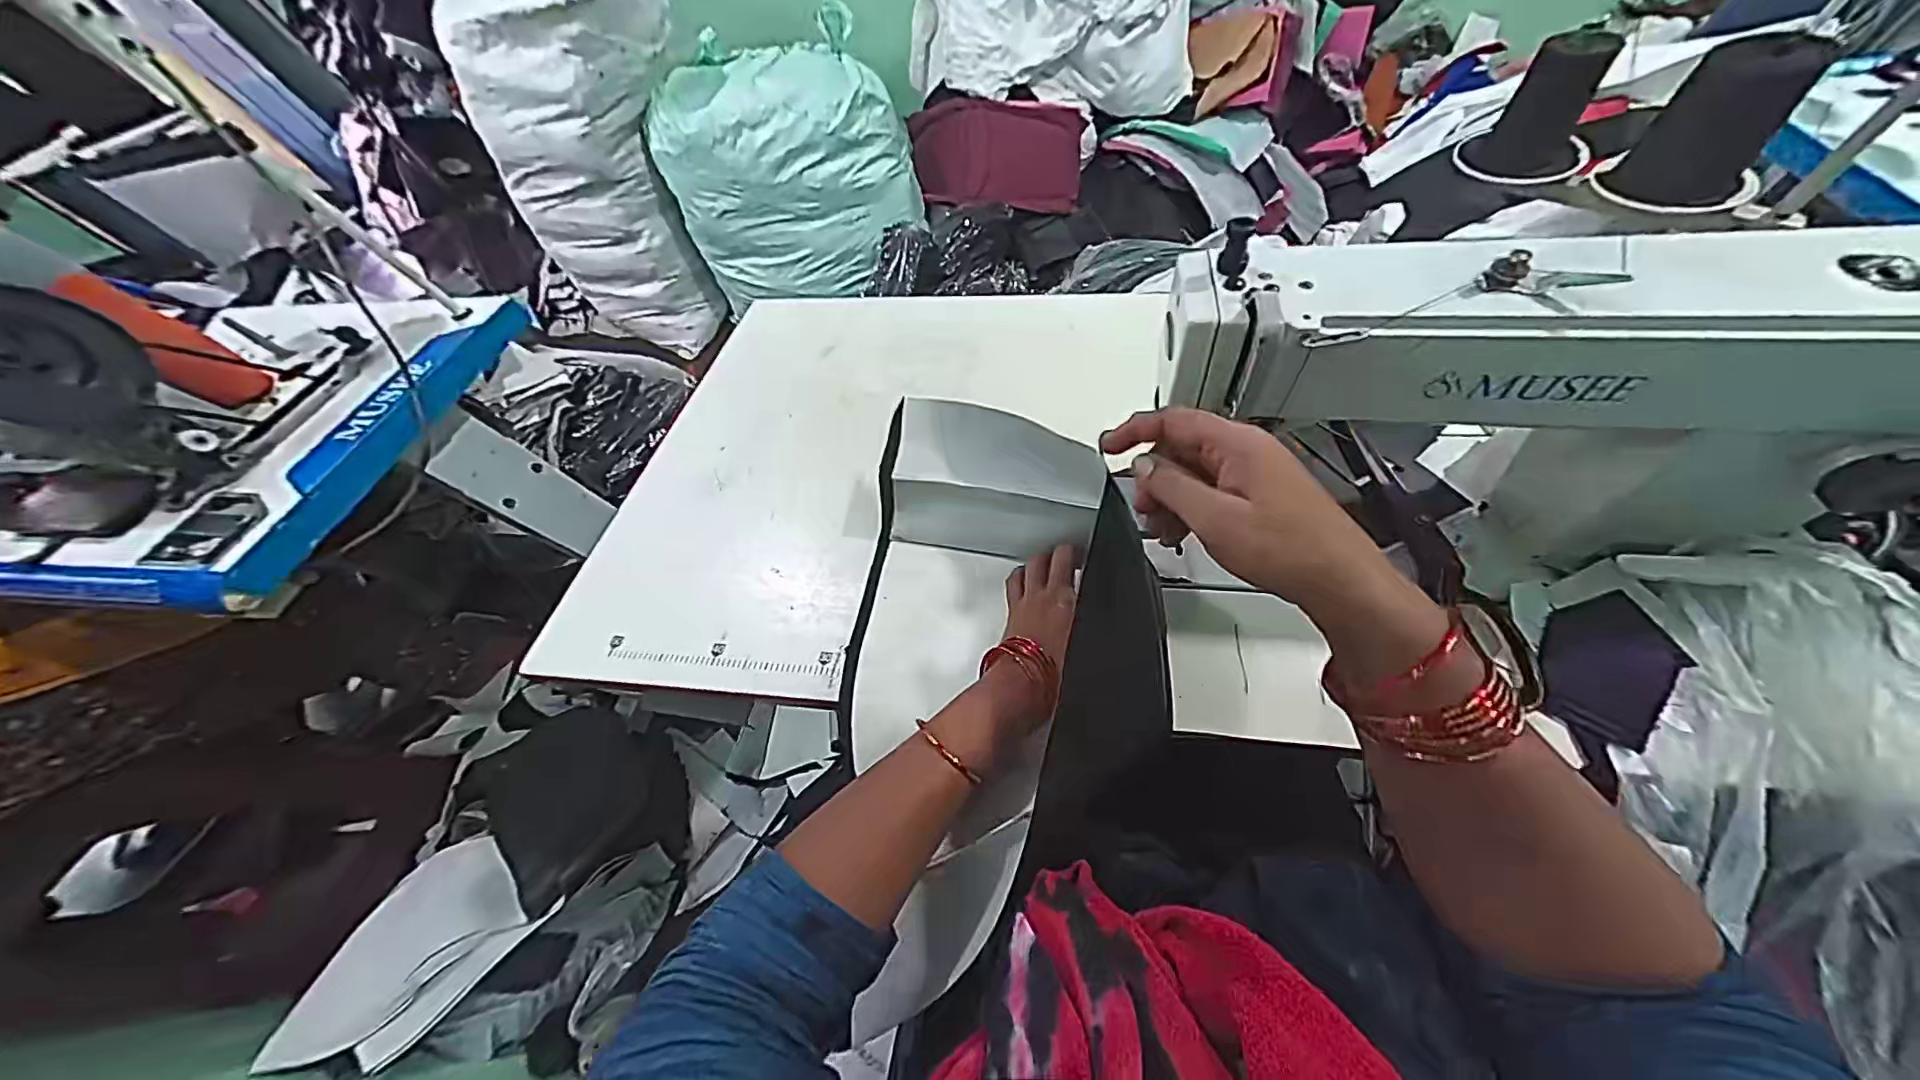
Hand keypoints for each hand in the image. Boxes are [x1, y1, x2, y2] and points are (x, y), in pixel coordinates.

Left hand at [989, 543, 1079, 734]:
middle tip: (1068, 557)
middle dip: (1060, 553)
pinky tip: (1022, 583)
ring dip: (1037, 563)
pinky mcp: (1010, 613)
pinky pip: (1014, 585)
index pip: (1073, 561)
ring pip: (1028, 567)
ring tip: (1044, 565)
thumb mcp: (1086, 648)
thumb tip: (1095, 625)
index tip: (1087, 557)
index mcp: (1068, 601)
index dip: (1081, 555)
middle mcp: (1045, 596)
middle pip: (1049, 558)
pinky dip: (1019, 579)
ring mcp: (1024, 602)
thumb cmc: (1054, 675)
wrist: (1023, 686)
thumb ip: (1090, 627)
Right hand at [1099, 409, 1384, 611]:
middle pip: (1182, 447)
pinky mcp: (1260, 495)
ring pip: (1195, 472)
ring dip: (1171, 497)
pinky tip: (1186, 532)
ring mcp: (1255, 473)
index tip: (1111, 445)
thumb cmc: (1293, 549)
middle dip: (1154, 476)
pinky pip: (1213, 490)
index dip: (1135, 430)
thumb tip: (1145, 466)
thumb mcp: (1214, 518)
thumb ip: (1171, 486)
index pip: (1173, 419)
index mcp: (1238, 444)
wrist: (1338, 579)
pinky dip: (1192, 508)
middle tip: (1142, 505)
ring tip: (1165, 527)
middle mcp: (1248, 451)